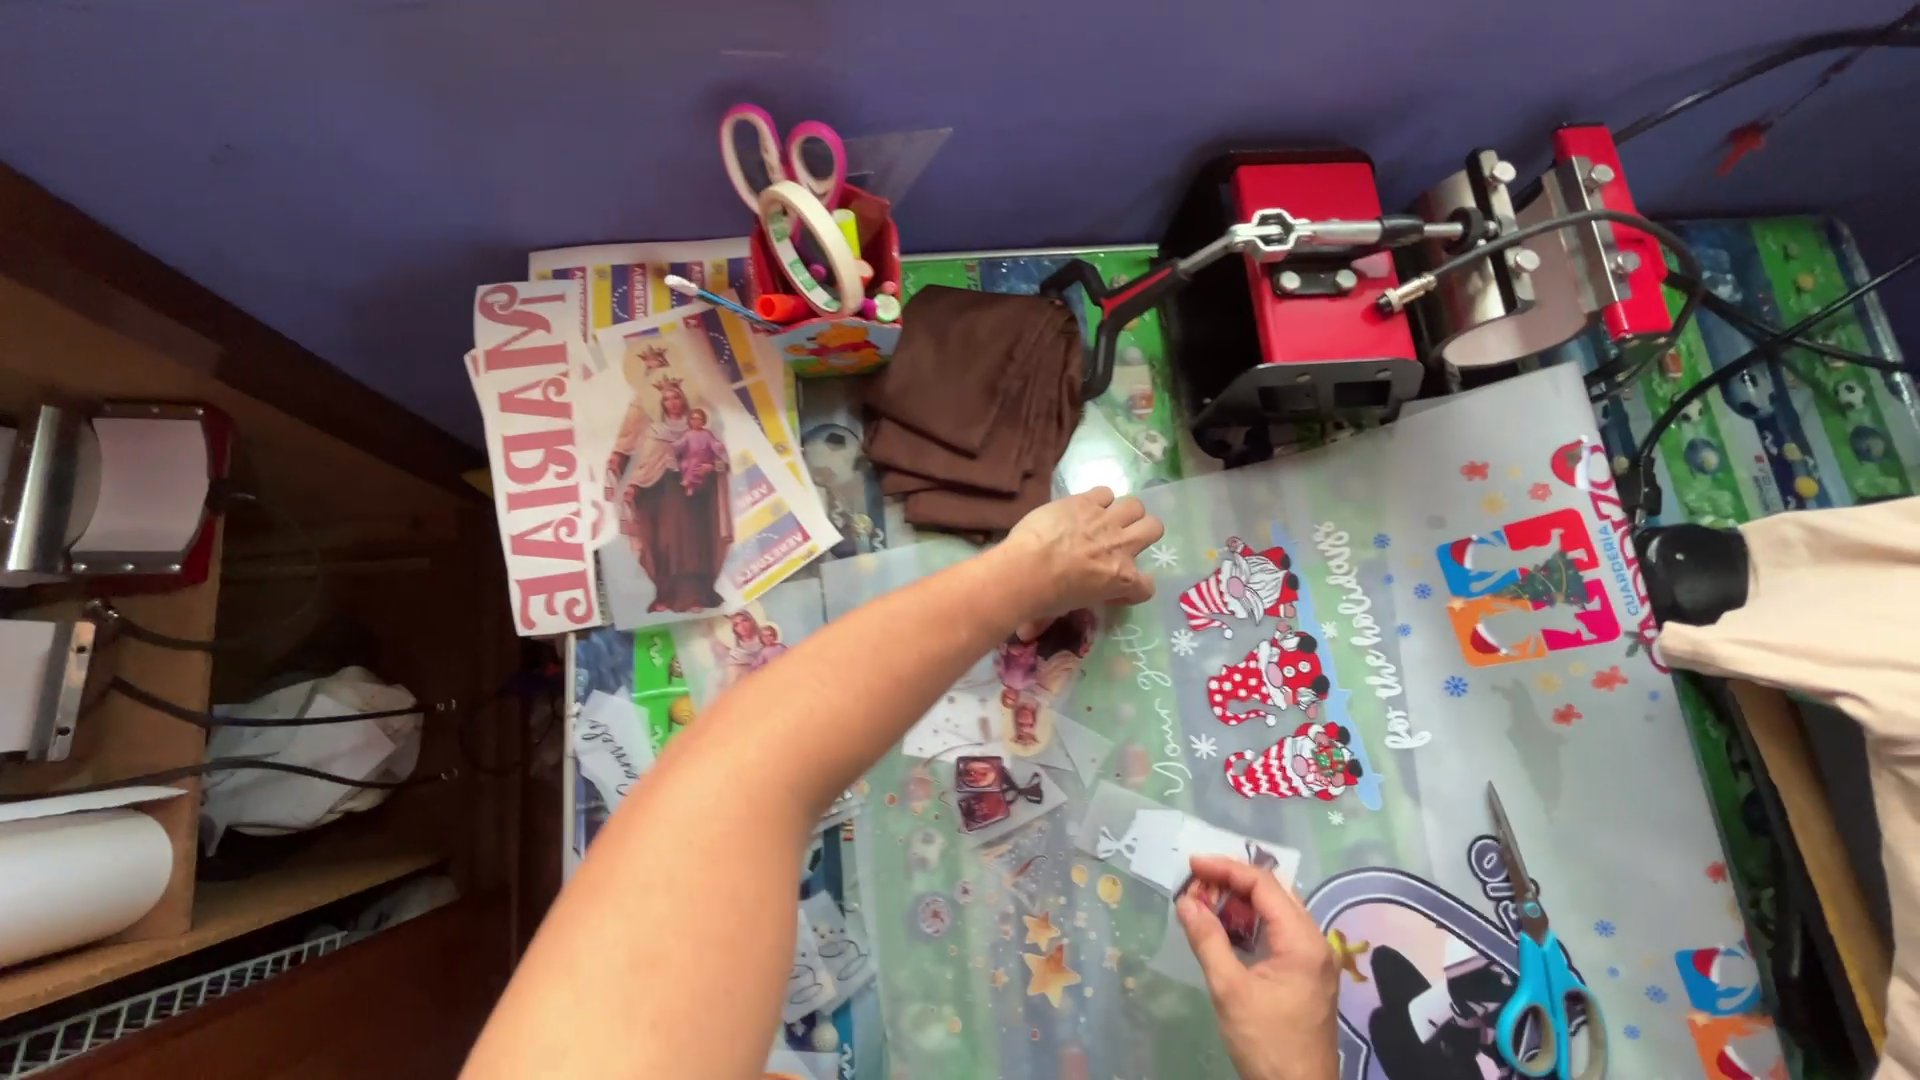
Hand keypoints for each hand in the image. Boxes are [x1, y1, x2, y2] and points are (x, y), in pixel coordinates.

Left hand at [997, 487, 1163, 637]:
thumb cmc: (1044, 598)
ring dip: (1124, 511)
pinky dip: (1097, 499)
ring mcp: (1105, 521)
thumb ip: (1051, 619)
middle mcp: (1121, 547)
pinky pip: (1104, 492)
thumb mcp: (1057, 615)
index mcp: (1121, 580)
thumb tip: (1027, 634)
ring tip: (1106, 518)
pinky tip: (1083, 507)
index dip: (1135, 589)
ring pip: (1135, 505)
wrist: (1027, 569)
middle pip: (1154, 528)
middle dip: (1143, 532)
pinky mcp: (1084, 502)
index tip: (1116, 588)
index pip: (1147, 587)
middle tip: (1122, 539)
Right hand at [1178, 856, 1338, 1079]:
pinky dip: (1251, 922)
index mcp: (1302, 941)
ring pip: (1276, 910)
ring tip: (1205, 900)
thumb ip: (1208, 939)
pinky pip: (1279, 931)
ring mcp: (1314, 959)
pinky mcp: (1307, 974)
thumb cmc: (1266, 1044)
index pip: (1264, 885)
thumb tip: (1186, 901)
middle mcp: (1315, 942)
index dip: (1225, 869)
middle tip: (1196, 882)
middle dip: (1232, 881)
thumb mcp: (1229, 990)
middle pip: (1274, 892)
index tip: (1192, 866)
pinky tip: (1226, 928)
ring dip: (1240, 901)